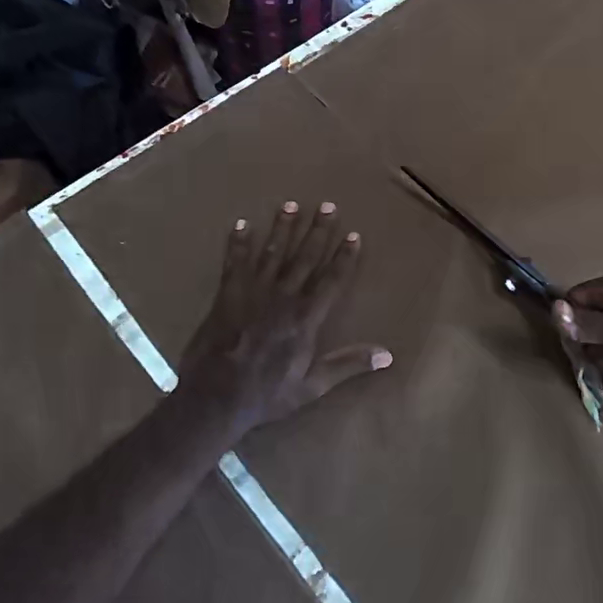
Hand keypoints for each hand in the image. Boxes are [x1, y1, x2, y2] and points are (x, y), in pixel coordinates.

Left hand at [176, 202, 390, 435]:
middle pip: (305, 256)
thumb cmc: (267, 393)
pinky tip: (240, 224)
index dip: (344, 256)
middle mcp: (284, 296)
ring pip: (274, 252)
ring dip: (283, 228)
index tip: (353, 234)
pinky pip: (235, 262)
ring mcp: (254, 291)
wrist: (215, 398)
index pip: (332, 279)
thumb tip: (387, 355)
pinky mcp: (228, 294)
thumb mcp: (314, 385)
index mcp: (307, 316)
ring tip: (291, 204)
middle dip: (318, 230)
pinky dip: (238, 243)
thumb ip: (349, 364)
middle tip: (327, 205)